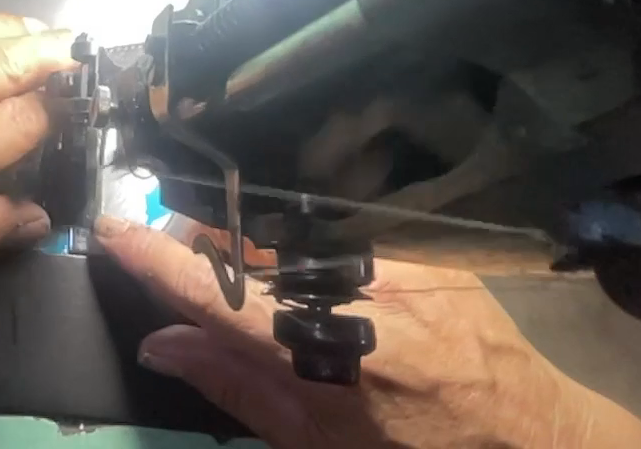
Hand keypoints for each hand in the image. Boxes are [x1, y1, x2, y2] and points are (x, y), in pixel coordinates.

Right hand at [96, 217, 640, 448]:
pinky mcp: (407, 233)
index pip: (213, 293)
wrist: (533, 437)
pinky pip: (321, 214)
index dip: (152, 259)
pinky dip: (288, 232)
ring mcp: (383, 251)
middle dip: (195, 240)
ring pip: (275, 218)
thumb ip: (230, 386)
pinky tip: (297, 256)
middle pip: (238, 237)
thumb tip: (155, 342)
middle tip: (184, 262)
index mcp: (322, 355)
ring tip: (241, 264)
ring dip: (240, 234)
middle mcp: (348, 287)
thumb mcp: (317, 444)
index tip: (106, 230)